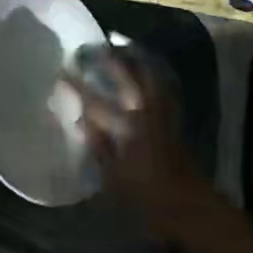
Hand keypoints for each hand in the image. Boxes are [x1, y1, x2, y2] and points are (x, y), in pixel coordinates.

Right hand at [74, 47, 195, 216]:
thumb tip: (81, 120)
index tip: (62, 72)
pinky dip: (153, 75)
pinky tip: (147, 73)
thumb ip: (97, 147)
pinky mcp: (174, 119)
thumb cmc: (147, 198)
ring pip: (149, 78)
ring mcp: (162, 113)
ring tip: (124, 48)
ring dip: (136, 61)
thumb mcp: (113, 178)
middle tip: (98, 46)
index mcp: (125, 127)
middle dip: (110, 61)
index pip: (94, 101)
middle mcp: (144, 113)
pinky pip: (162, 88)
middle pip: (126, 79)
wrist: (190, 206)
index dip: (77, 86)